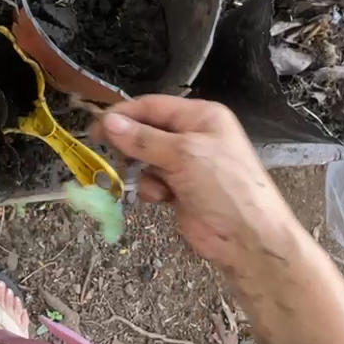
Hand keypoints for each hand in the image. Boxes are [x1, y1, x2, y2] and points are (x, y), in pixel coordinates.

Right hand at [96, 96, 304, 272]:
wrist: (246, 237)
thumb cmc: (224, 186)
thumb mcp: (183, 155)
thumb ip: (142, 139)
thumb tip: (107, 122)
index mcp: (200, 116)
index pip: (152, 106)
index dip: (123, 115)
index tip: (97, 128)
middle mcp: (192, 135)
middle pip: (146, 131)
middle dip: (131, 147)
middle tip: (112, 158)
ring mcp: (186, 163)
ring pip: (144, 158)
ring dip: (141, 171)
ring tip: (152, 185)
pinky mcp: (179, 188)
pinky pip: (151, 180)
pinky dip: (150, 189)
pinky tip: (162, 198)